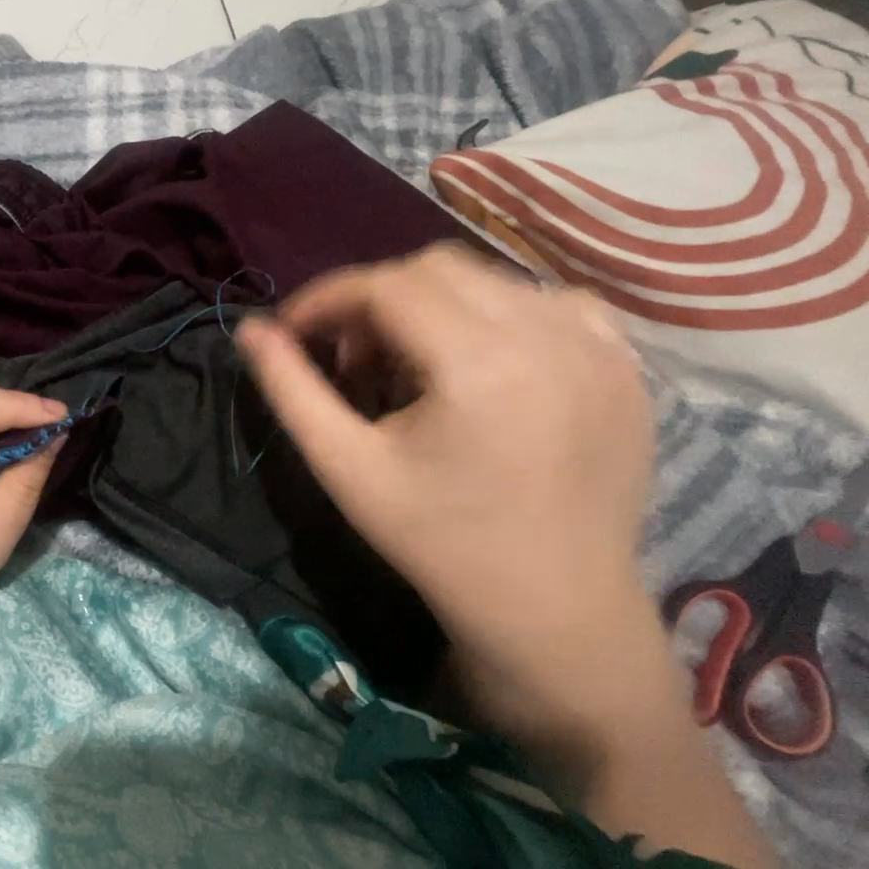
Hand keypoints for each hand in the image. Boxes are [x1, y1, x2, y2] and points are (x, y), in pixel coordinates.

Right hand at [235, 245, 655, 726]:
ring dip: (430, 305)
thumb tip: (249, 328)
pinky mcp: (624, 366)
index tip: (291, 333)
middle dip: (373, 300)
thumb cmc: (435, 538)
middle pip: (434, 269)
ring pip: (489, 279)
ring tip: (409, 365)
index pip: (384, 285)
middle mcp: (549, 337)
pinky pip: (548, 301)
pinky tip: (479, 361)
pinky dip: (498, 313)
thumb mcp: (343, 464)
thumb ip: (289, 388)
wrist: (553, 605)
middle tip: (349, 358)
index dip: (325, 298)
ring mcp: (599, 348)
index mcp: (480, 364)